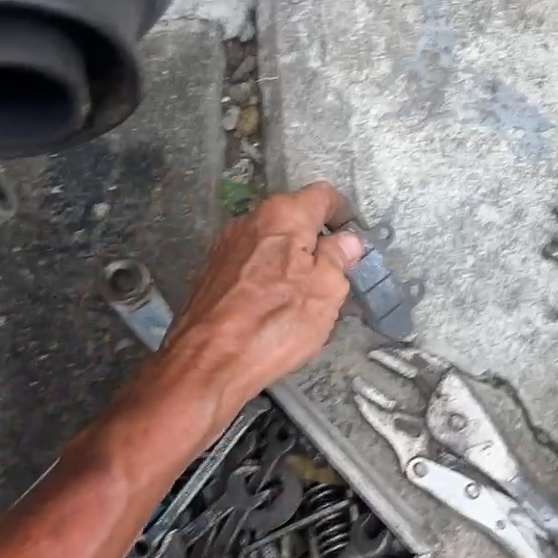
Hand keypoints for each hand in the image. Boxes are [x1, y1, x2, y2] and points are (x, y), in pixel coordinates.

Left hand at [151, 182, 362, 422]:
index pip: (323, 195)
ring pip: (270, 243)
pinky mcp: (210, 271)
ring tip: (299, 300)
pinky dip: (265, 277)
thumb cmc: (272, 325)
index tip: (350, 238)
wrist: (207, 362)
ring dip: (288, 262)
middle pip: (294, 219)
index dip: (342, 214)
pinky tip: (269, 309)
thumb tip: (346, 241)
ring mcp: (225, 245)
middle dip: (314, 242)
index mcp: (284, 215)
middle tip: (331, 278)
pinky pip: (249, 264)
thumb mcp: (326, 292)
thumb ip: (339, 258)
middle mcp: (250, 220)